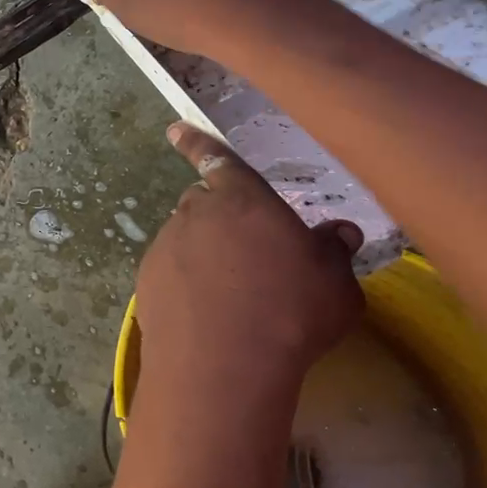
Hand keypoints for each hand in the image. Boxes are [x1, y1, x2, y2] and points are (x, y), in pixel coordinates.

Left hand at [137, 123, 364, 391]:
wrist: (222, 358)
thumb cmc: (291, 312)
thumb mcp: (336, 284)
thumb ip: (333, 251)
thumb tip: (340, 230)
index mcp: (242, 200)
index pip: (218, 160)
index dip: (198, 143)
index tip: (176, 129)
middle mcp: (196, 211)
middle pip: (205, 200)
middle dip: (222, 214)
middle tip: (251, 250)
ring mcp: (166, 241)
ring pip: (186, 233)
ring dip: (206, 249)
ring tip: (237, 289)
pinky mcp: (147, 273)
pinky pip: (171, 265)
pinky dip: (187, 277)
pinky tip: (209, 309)